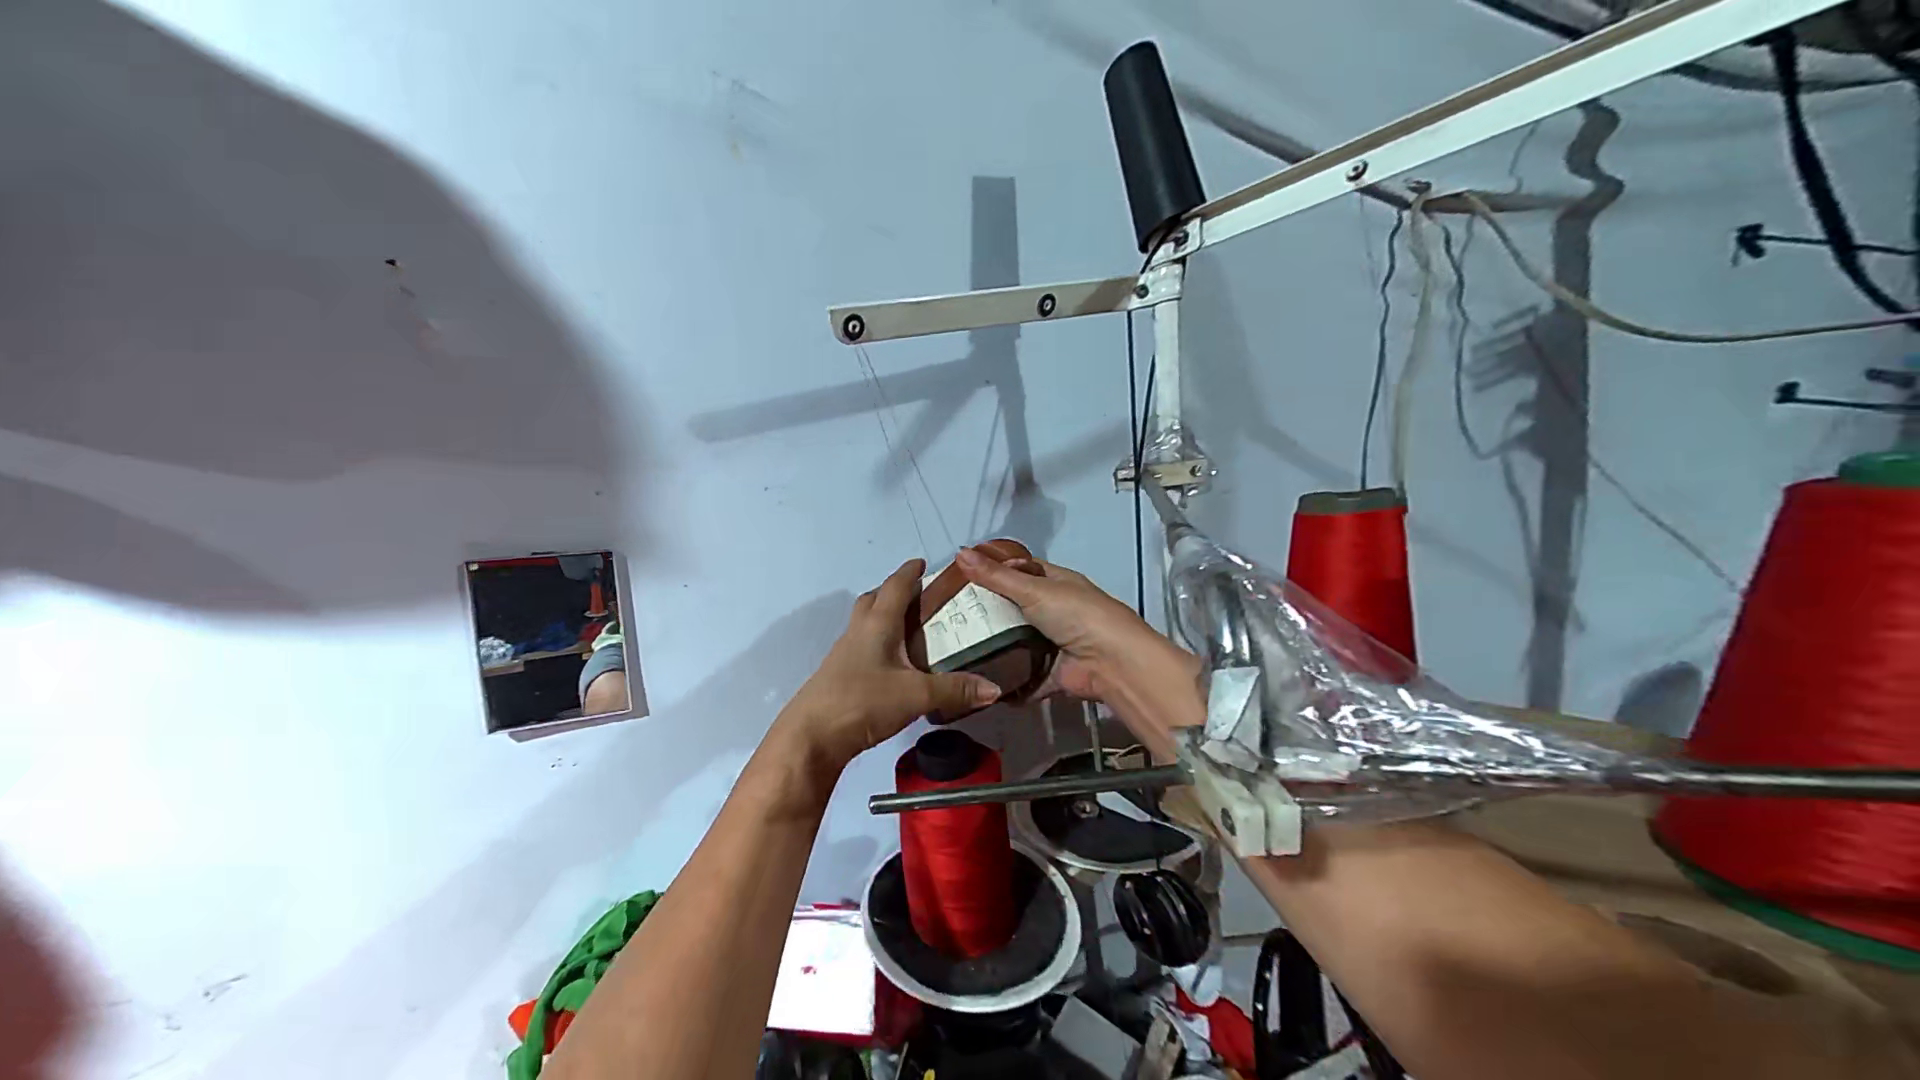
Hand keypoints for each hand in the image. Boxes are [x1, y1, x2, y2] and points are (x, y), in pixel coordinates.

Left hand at [775, 559, 1002, 770]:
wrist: (812, 736)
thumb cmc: (863, 701)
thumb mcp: (916, 695)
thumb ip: (955, 689)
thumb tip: (994, 689)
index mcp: (878, 624)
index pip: (894, 586)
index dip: (909, 573)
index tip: (922, 564)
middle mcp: (858, 632)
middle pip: (873, 600)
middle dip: (894, 592)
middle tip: (919, 598)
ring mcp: (844, 654)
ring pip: (865, 623)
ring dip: (884, 618)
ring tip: (911, 630)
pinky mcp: (838, 675)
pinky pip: (861, 647)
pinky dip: (878, 644)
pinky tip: (893, 665)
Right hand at [952, 549, 1197, 706]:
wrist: (1111, 663)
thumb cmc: (1076, 615)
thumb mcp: (1033, 589)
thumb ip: (995, 576)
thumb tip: (960, 552)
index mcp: (1056, 582)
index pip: (1020, 570)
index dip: (994, 571)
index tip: (961, 578)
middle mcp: (1055, 611)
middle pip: (1014, 608)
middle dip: (987, 613)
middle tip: (949, 618)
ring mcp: (1053, 643)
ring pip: (1016, 643)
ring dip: (993, 647)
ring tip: (954, 649)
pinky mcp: (1051, 674)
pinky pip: (1023, 678)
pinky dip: (1007, 682)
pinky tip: (978, 681)